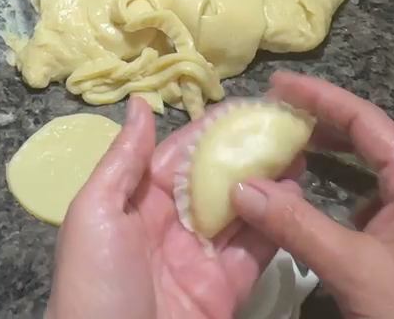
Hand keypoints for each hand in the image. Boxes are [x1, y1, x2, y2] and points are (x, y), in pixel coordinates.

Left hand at [45, 98, 284, 318]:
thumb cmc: (95, 283)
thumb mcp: (96, 213)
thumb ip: (124, 159)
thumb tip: (141, 102)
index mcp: (137, 201)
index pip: (178, 154)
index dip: (209, 130)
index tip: (244, 105)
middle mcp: (171, 224)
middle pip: (213, 180)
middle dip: (245, 152)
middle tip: (283, 124)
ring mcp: (200, 259)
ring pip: (239, 211)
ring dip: (266, 182)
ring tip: (299, 149)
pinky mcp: (225, 292)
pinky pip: (253, 251)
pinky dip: (276, 225)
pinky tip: (295, 196)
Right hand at [228, 72, 393, 318]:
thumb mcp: (356, 272)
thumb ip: (297, 226)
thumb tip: (240, 187)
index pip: (364, 119)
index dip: (319, 96)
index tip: (277, 84)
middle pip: (367, 139)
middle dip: (320, 122)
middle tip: (274, 113)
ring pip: (369, 172)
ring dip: (329, 157)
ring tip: (287, 148)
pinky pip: (371, 203)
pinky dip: (338, 193)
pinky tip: (313, 203)